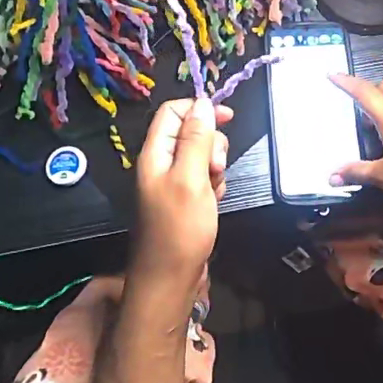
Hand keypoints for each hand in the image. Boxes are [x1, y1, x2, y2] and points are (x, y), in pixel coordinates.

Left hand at [130, 97, 232, 290]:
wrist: (170, 280)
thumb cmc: (179, 229)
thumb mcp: (191, 178)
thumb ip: (197, 139)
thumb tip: (203, 103)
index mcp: (155, 153)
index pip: (173, 112)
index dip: (199, 109)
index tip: (228, 118)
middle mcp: (161, 164)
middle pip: (191, 132)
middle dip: (212, 144)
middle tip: (216, 169)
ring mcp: (173, 182)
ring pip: (202, 156)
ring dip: (216, 166)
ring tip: (215, 190)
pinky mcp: (185, 199)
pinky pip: (205, 178)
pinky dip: (215, 184)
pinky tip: (215, 201)